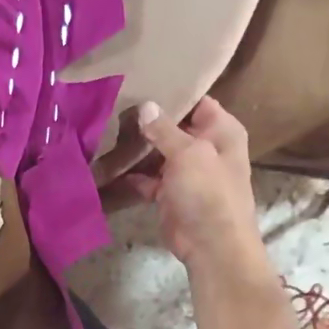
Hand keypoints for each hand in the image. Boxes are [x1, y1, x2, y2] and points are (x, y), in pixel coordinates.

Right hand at [125, 98, 265, 275]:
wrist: (211, 245)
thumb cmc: (208, 192)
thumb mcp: (188, 153)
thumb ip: (164, 129)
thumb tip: (145, 106)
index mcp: (220, 131)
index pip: (197, 102)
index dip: (172, 94)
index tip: (141, 84)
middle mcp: (205, 147)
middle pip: (173, 127)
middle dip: (147, 121)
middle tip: (115, 107)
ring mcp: (186, 171)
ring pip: (157, 152)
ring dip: (136, 148)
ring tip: (107, 131)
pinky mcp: (168, 193)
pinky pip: (147, 178)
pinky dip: (131, 175)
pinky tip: (108, 165)